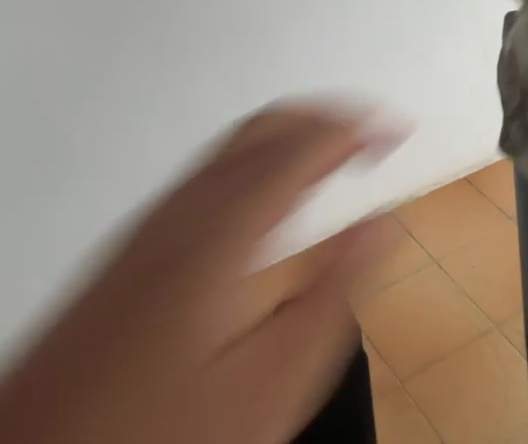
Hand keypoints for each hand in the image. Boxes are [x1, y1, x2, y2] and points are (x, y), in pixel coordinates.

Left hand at [0, 103, 401, 443]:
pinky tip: (267, 197)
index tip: (396, 130)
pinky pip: (207, 174)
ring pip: (231, 146)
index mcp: (220, 226)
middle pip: (263, 125)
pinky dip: (255, 161)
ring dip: (290, 135)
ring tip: (334, 155)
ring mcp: (148, 225)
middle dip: (325, 116)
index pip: (302, 141)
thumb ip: (332, 290)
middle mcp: (180, 207)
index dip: (357, 125)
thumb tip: (381, 223)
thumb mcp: (269, 380)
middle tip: (370, 134)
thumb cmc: (160, 428)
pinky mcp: (131, 249)